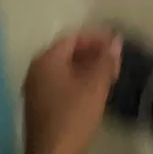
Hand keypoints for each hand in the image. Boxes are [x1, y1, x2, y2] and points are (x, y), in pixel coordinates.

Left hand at [22, 29, 121, 153]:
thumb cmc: (73, 116)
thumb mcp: (95, 85)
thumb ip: (107, 60)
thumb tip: (116, 41)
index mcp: (46, 59)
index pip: (74, 37)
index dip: (97, 37)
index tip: (116, 44)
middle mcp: (36, 71)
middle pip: (68, 53)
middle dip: (94, 54)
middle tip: (115, 60)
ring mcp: (35, 91)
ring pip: (66, 70)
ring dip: (88, 69)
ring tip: (109, 74)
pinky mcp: (39, 108)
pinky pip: (61, 84)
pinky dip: (79, 82)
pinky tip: (94, 90)